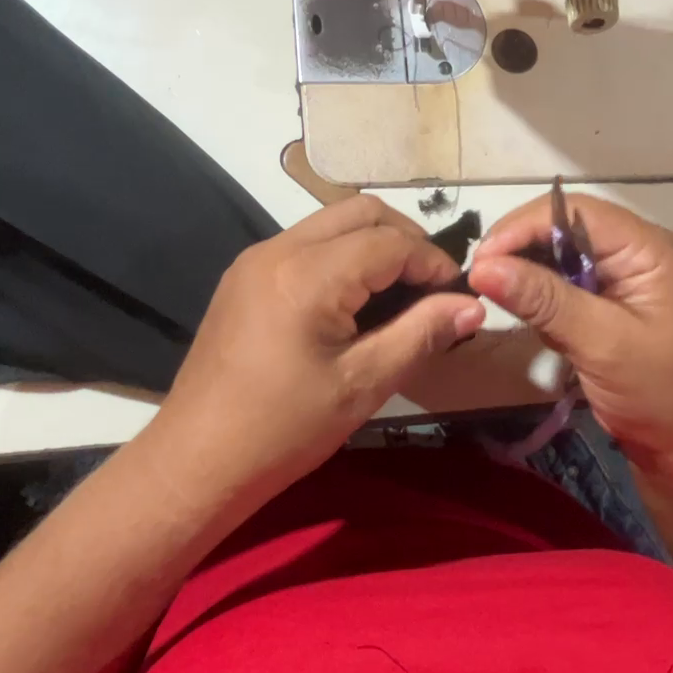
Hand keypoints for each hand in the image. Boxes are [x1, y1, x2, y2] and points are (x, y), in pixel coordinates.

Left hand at [156, 195, 485, 488]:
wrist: (198, 460)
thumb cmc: (284, 430)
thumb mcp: (363, 385)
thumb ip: (421, 334)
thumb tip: (474, 306)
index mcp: (307, 275)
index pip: (390, 242)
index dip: (433, 263)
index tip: (458, 296)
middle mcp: (277, 250)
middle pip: (360, 212)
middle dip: (406, 240)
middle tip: (431, 287)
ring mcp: (255, 260)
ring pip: (331, 223)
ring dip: (373, 245)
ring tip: (399, 295)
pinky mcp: (244, 277)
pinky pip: (306, 245)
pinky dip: (342, 257)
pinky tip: (354, 302)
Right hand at [466, 195, 672, 468]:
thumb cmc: (656, 392)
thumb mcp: (600, 343)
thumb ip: (543, 300)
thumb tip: (481, 267)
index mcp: (649, 249)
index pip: (578, 212)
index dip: (524, 226)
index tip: (482, 258)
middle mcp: (635, 251)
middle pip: (565, 227)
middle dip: (520, 247)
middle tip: (478, 275)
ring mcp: (621, 276)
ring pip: (558, 255)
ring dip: (525, 272)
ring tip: (490, 292)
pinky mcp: (606, 302)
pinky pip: (562, 282)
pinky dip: (538, 295)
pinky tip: (523, 313)